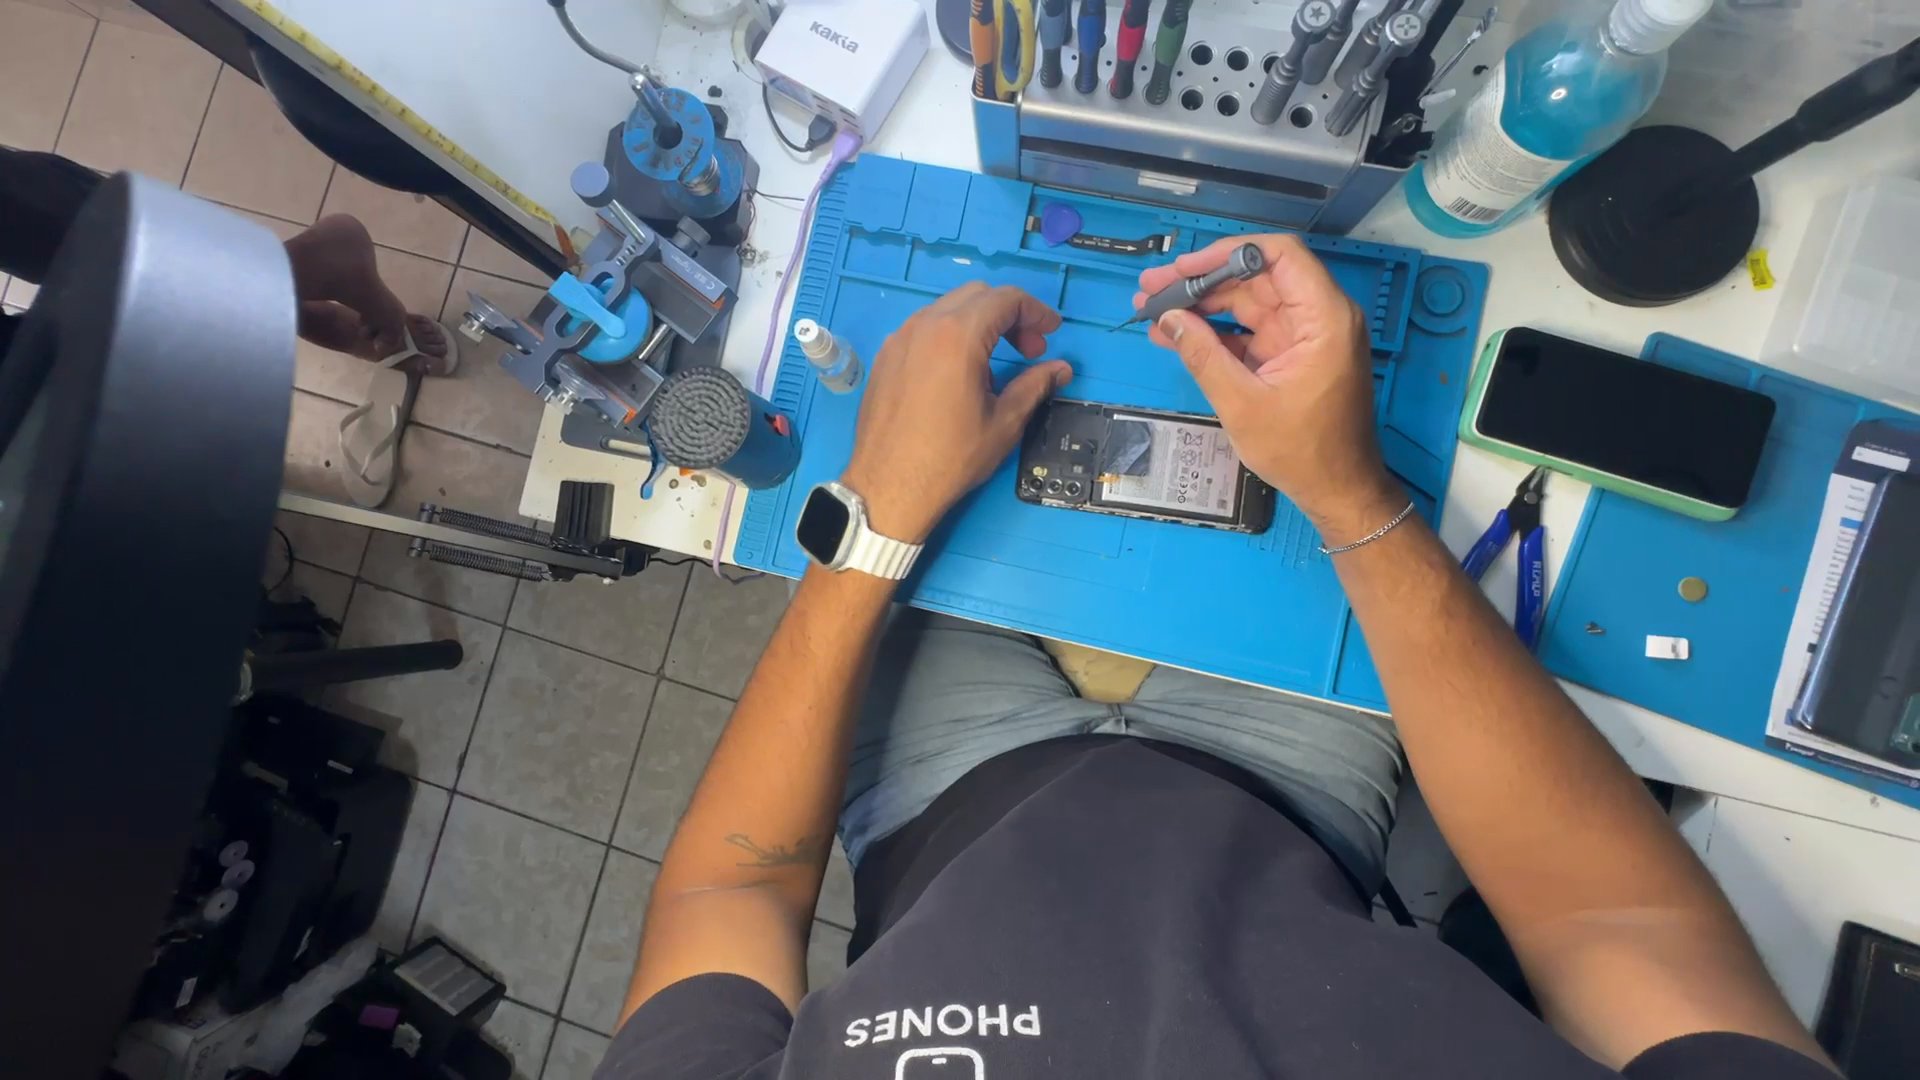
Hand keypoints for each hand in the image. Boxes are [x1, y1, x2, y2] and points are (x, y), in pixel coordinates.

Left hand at [842, 284, 1072, 542]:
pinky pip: (923, 330)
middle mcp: (924, 325)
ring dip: (978, 324)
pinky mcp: (884, 358)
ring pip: (947, 309)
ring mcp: (898, 339)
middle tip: (1029, 350)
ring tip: (994, 365)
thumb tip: (1061, 369)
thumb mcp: (1003, 423)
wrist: (888, 487)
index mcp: (958, 335)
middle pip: (976, 296)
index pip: (1005, 300)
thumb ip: (1035, 385)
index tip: (1051, 332)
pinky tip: (957, 375)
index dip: (1035, 311)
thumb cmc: (950, 458)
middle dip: (1008, 315)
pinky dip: (949, 337)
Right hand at [1141, 234, 1402, 545]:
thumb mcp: (1242, 404)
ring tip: (1152, 310)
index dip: (1226, 254)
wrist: (1335, 488)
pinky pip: (1246, 331)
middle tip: (1151, 289)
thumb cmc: (1300, 450)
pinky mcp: (1287, 355)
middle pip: (1254, 278)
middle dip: (1201, 281)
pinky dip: (1212, 332)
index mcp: (1322, 318)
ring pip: (1245, 303)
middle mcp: (1315, 316)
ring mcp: (1300, 335)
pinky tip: (1174, 335)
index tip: (1182, 269)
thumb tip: (1168, 319)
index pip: (1277, 256)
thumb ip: (1204, 356)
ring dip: (1200, 305)